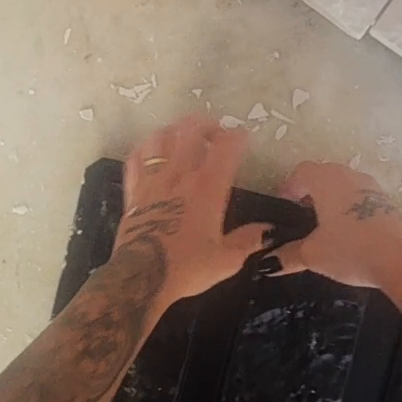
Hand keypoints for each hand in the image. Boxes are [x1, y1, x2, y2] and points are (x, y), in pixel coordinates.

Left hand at [115, 116, 271, 308]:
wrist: (142, 277)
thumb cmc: (187, 268)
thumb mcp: (226, 260)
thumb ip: (248, 241)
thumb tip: (268, 231)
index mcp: (208, 188)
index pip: (225, 147)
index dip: (236, 136)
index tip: (242, 136)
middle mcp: (180, 176)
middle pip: (190, 131)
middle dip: (205, 124)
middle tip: (214, 131)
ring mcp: (153, 181)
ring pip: (160, 139)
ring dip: (174, 130)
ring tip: (182, 135)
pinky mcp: (133, 192)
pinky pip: (136, 159)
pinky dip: (145, 149)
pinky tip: (151, 152)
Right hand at [268, 162, 401, 288]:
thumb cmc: (351, 250)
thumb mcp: (313, 255)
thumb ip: (288, 256)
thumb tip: (268, 263)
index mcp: (326, 180)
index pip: (301, 172)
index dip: (288, 187)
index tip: (283, 206)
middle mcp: (349, 176)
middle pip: (323, 175)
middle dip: (309, 191)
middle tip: (300, 215)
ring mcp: (371, 188)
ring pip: (344, 185)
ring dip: (331, 199)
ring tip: (323, 225)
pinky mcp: (387, 203)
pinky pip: (360, 198)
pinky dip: (349, 208)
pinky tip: (348, 233)